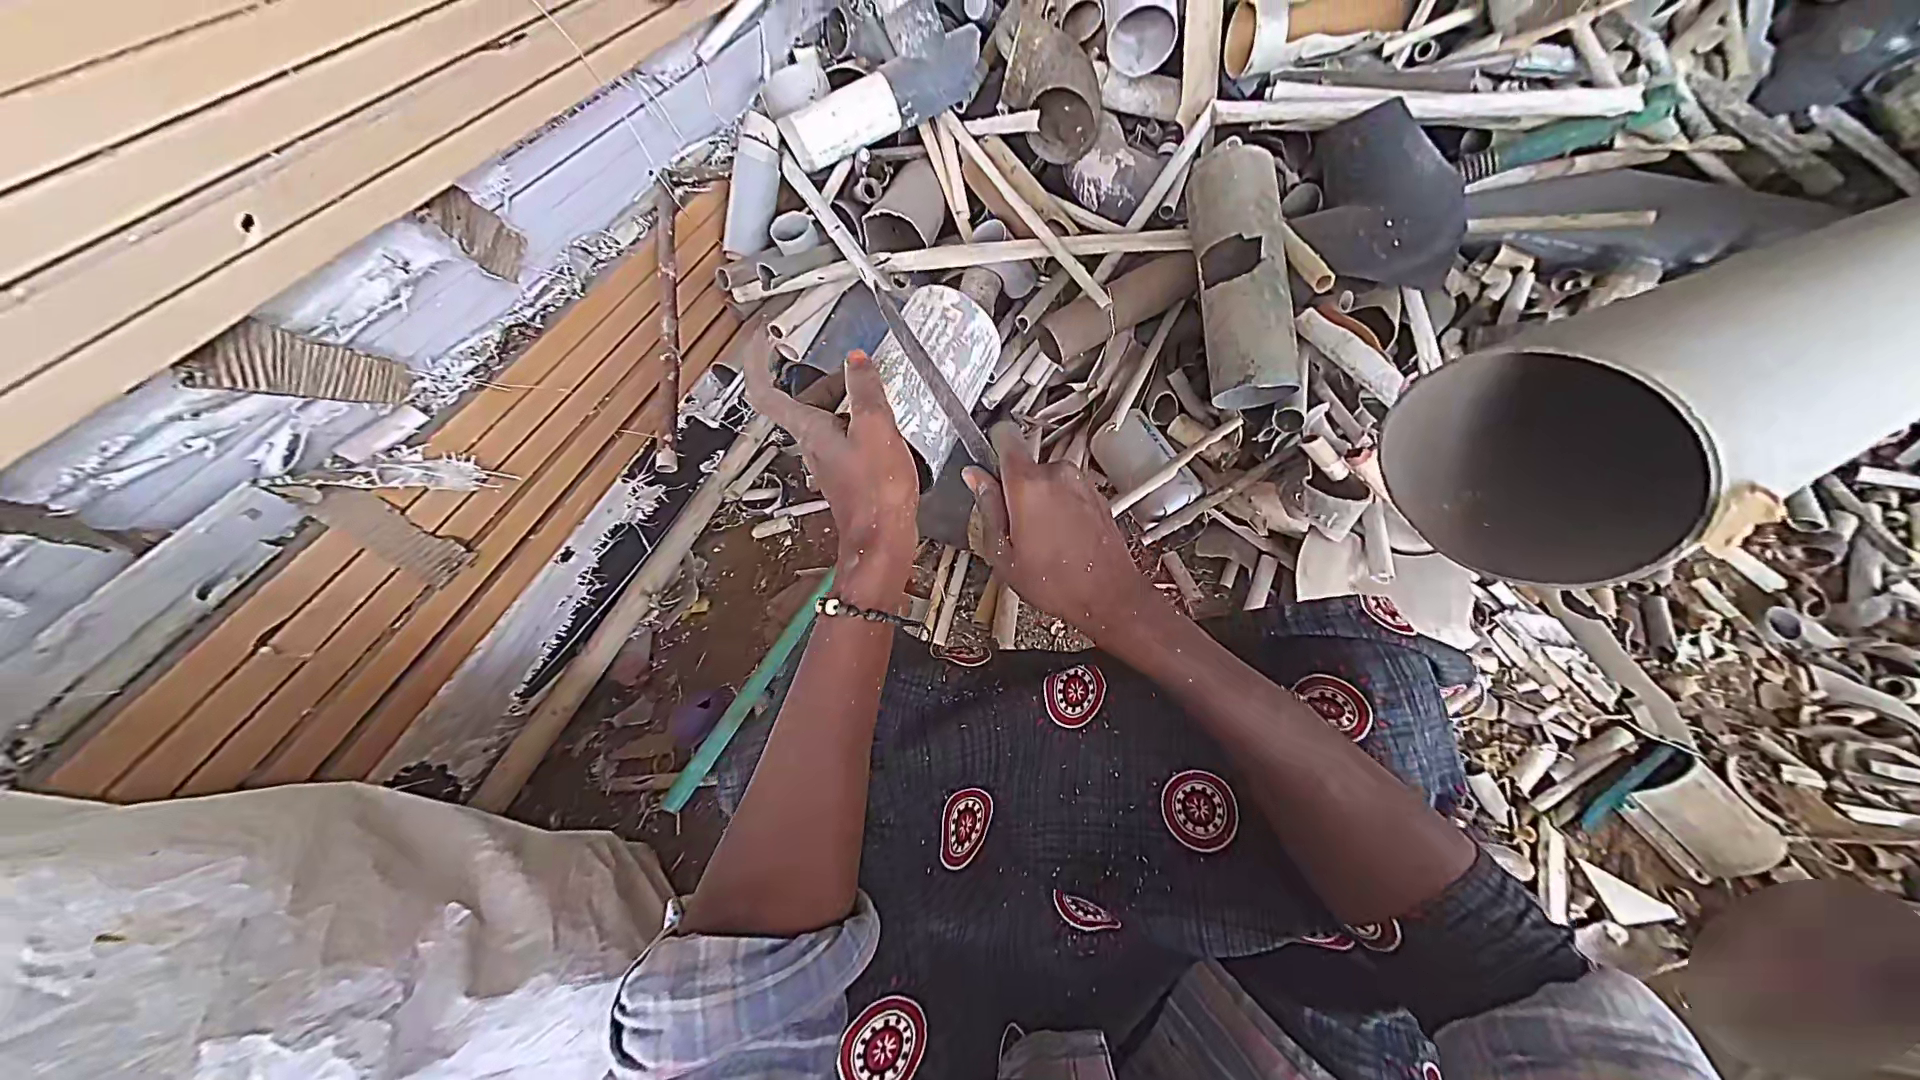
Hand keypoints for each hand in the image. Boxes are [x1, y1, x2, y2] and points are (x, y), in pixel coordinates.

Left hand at [746, 332, 919, 606]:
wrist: (884, 536)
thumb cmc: (876, 492)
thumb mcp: (875, 428)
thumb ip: (864, 390)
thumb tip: (856, 361)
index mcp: (809, 429)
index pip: (765, 391)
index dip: (759, 362)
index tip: (765, 340)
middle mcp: (813, 444)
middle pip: (807, 400)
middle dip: (830, 379)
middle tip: (855, 369)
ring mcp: (830, 459)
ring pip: (828, 418)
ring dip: (849, 401)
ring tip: (878, 395)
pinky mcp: (847, 471)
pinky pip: (847, 436)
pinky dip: (861, 423)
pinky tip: (886, 427)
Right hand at [964, 422, 1159, 644]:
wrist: (1108, 595)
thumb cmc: (1058, 581)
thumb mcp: (1003, 553)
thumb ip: (986, 507)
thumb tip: (975, 478)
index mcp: (1028, 484)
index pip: (1005, 436)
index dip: (991, 447)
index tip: (986, 465)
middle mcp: (1058, 474)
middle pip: (1024, 466)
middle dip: (1015, 490)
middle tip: (1014, 527)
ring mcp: (1081, 482)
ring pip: (1046, 480)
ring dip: (1039, 501)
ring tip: (1040, 539)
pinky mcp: (1096, 494)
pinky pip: (1067, 491)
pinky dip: (1060, 508)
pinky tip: (1060, 540)